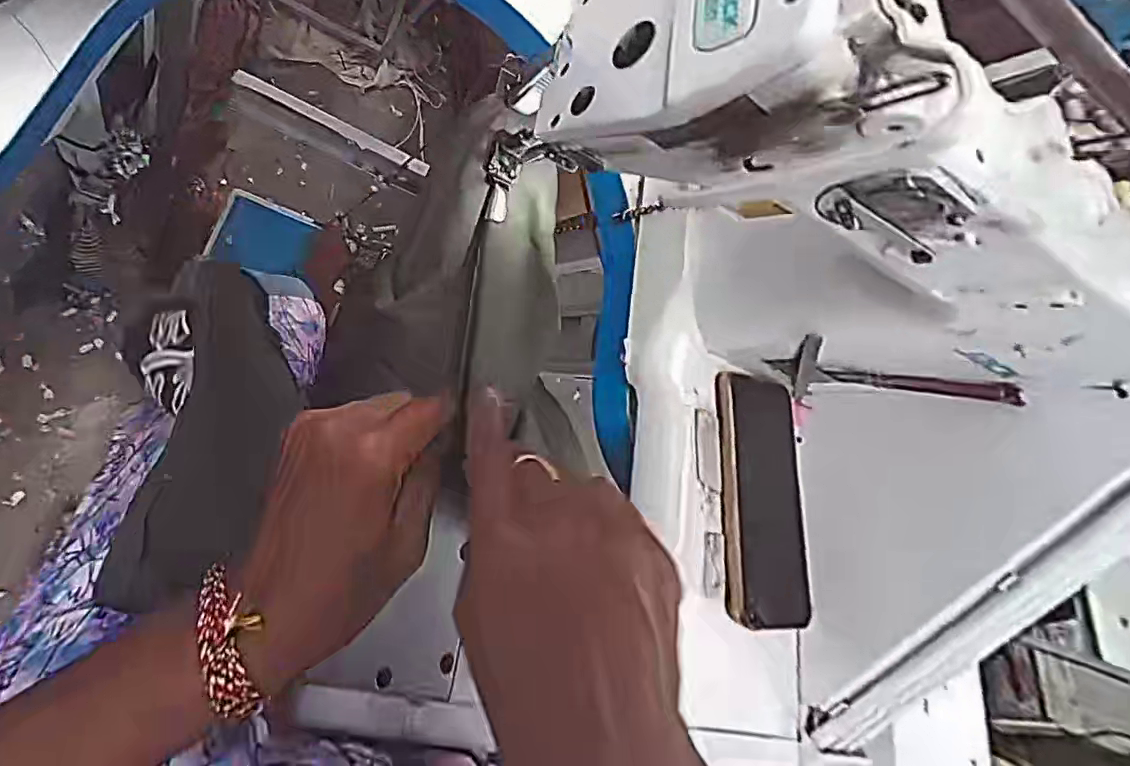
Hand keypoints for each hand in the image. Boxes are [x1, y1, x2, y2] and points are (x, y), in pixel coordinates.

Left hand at [237, 391, 445, 693]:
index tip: (457, 431)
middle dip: (416, 427)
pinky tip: (357, 477)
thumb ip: (428, 480)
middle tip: (419, 469)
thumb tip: (437, 445)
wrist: (267, 610)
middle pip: (400, 401)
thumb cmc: (337, 592)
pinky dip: (361, 436)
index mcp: (370, 454)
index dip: (448, 418)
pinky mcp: (295, 435)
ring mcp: (311, 427)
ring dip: (388, 430)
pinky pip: (347, 418)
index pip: (427, 407)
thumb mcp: (407, 544)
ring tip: (384, 480)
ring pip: (374, 406)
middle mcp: (337, 428)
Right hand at [455, 391, 700, 765]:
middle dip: (534, 498)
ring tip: (580, 571)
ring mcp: (610, 529)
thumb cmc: (536, 693)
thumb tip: (497, 532)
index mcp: (505, 533)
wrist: (604, 736)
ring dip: (578, 517)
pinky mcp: (651, 546)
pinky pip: (625, 518)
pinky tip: (610, 582)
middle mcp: (559, 519)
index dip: (488, 419)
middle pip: (540, 472)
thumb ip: (486, 551)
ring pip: (587, 491)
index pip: (491, 453)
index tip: (489, 398)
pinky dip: (614, 538)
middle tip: (540, 546)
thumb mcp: (479, 614)